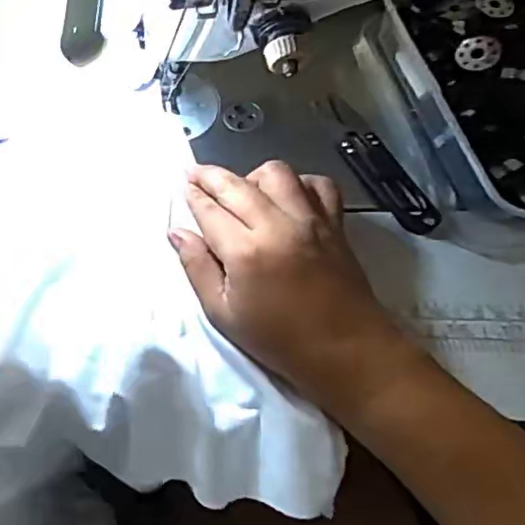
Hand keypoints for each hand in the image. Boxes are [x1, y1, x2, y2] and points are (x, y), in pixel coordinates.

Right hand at [170, 161, 421, 415]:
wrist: (347, 351)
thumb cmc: (279, 340)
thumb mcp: (224, 315)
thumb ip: (197, 268)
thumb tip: (178, 232)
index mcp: (245, 252)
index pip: (209, 209)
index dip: (192, 195)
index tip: (183, 186)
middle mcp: (277, 226)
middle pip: (236, 184)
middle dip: (210, 177)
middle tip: (196, 176)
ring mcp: (309, 220)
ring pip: (277, 172)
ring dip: (253, 176)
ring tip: (244, 192)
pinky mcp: (334, 222)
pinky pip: (317, 184)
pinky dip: (299, 184)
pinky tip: (288, 200)